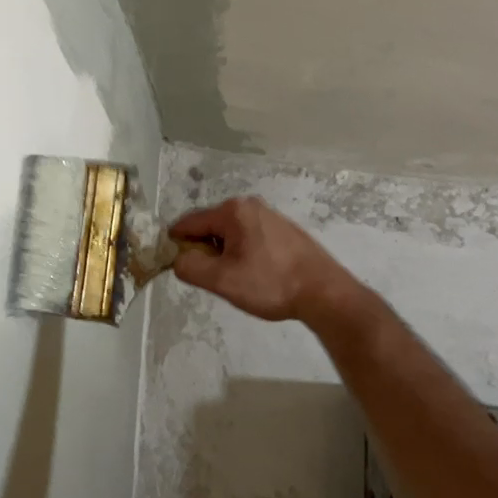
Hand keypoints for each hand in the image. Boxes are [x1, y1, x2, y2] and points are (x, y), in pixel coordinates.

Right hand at [167, 196, 351, 322]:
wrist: (325, 293)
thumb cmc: (271, 284)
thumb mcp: (223, 280)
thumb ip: (191, 268)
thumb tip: (178, 259)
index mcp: (232, 211)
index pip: (190, 222)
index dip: (177, 243)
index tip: (172, 263)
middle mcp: (250, 205)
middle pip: (211, 226)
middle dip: (204, 250)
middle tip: (210, 278)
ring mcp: (270, 215)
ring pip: (232, 233)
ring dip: (225, 253)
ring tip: (236, 280)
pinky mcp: (284, 229)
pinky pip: (250, 236)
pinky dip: (244, 252)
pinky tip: (256, 275)